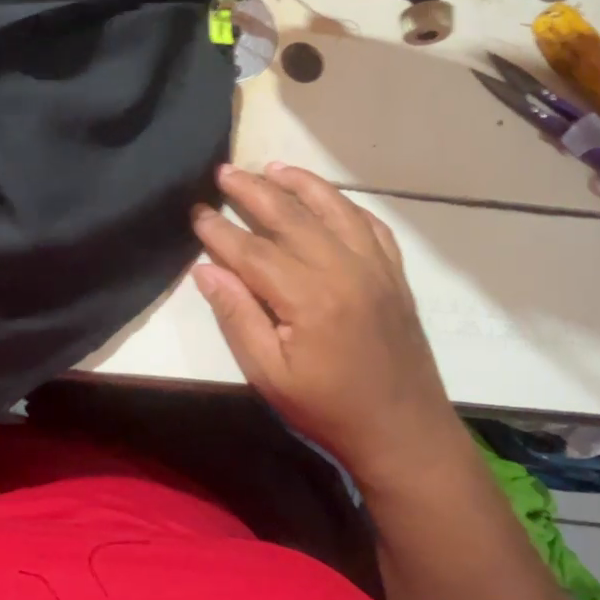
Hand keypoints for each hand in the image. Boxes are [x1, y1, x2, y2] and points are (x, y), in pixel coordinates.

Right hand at [191, 163, 465, 482]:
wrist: (403, 432)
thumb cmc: (326, 408)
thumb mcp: (268, 374)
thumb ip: (237, 317)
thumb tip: (206, 270)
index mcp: (309, 298)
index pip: (252, 250)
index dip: (219, 229)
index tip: (196, 211)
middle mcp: (345, 270)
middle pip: (291, 217)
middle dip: (253, 191)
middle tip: (224, 172)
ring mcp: (376, 269)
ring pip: (334, 210)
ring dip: (300, 184)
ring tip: (271, 168)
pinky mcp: (394, 276)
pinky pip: (370, 226)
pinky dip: (344, 205)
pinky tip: (326, 199)